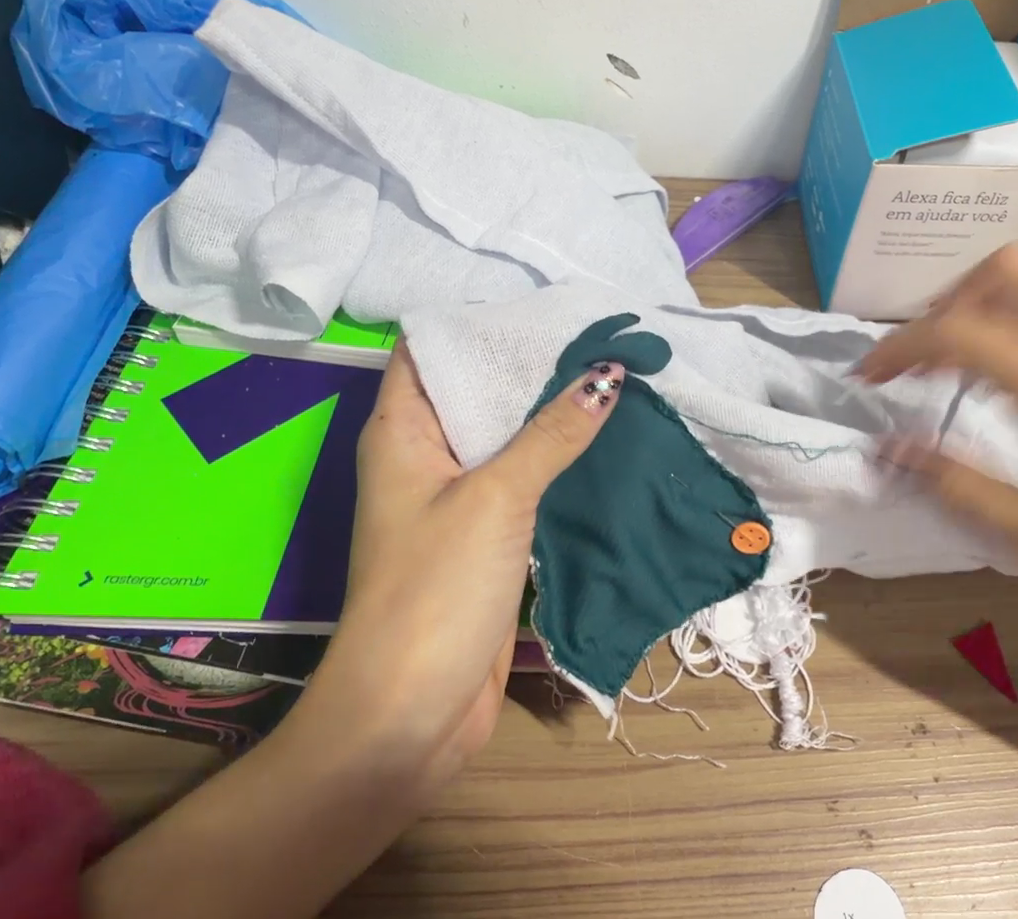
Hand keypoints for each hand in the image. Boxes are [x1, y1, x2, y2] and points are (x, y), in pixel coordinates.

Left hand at [294, 344, 620, 798]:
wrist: (410, 713)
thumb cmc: (435, 589)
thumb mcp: (496, 497)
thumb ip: (551, 434)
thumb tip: (607, 374)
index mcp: (401, 432)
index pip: (430, 349)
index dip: (480, 322)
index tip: (545, 304)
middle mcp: (424, 458)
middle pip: (476, 392)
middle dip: (531, 365)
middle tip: (600, 335)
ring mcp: (456, 502)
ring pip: (506, 440)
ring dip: (551, 414)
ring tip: (616, 377)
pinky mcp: (486, 541)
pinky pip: (525, 484)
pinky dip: (559, 462)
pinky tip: (607, 443)